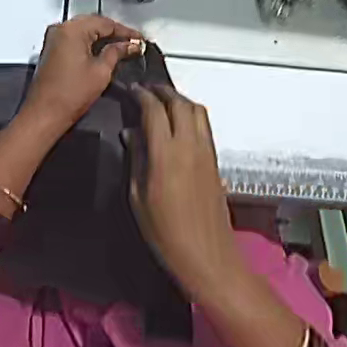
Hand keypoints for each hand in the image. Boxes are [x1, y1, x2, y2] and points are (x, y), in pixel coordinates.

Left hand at [19, 15, 142, 132]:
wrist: (45, 113)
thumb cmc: (72, 94)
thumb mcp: (101, 71)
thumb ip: (117, 52)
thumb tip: (131, 44)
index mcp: (72, 30)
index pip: (105, 23)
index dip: (125, 31)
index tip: (140, 39)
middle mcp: (60, 29)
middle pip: (93, 23)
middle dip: (114, 32)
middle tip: (133, 42)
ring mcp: (54, 38)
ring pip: (84, 30)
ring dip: (102, 37)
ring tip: (123, 47)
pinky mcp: (52, 49)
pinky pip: (75, 38)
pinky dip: (90, 43)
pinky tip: (104, 51)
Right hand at [131, 85, 246, 299]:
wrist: (207, 255)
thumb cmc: (166, 232)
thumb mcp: (137, 196)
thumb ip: (136, 158)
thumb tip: (131, 134)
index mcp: (167, 154)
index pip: (154, 110)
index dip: (142, 95)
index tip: (132, 90)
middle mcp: (190, 146)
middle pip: (180, 103)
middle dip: (162, 91)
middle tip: (147, 91)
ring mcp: (206, 152)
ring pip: (197, 110)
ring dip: (179, 100)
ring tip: (163, 102)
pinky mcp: (215, 161)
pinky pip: (204, 125)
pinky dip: (190, 114)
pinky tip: (178, 123)